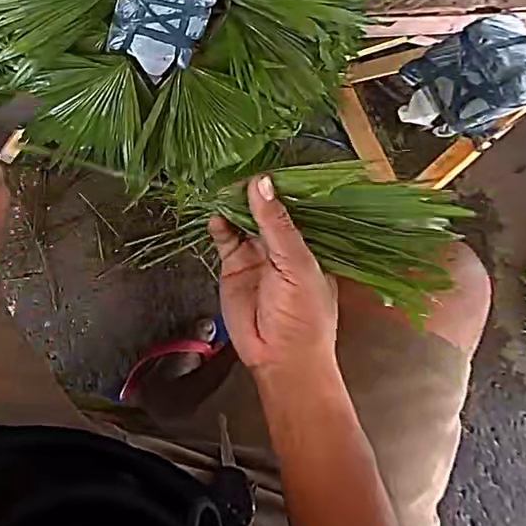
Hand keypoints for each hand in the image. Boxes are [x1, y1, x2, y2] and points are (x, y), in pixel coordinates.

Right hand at [211, 174, 340, 390]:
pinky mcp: (234, 266)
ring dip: (234, 207)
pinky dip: (219, 226)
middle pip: (264, 211)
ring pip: (242, 221)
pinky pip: (225, 239)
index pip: (294, 207)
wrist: (280, 357)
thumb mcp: (296, 264)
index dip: (281, 188)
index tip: (266, 168)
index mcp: (309, 244)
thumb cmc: (304, 316)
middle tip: (238, 173)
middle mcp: (282, 246)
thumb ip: (276, 224)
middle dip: (252, 194)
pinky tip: (216, 216)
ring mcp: (257, 255)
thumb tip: (262, 185)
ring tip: (223, 190)